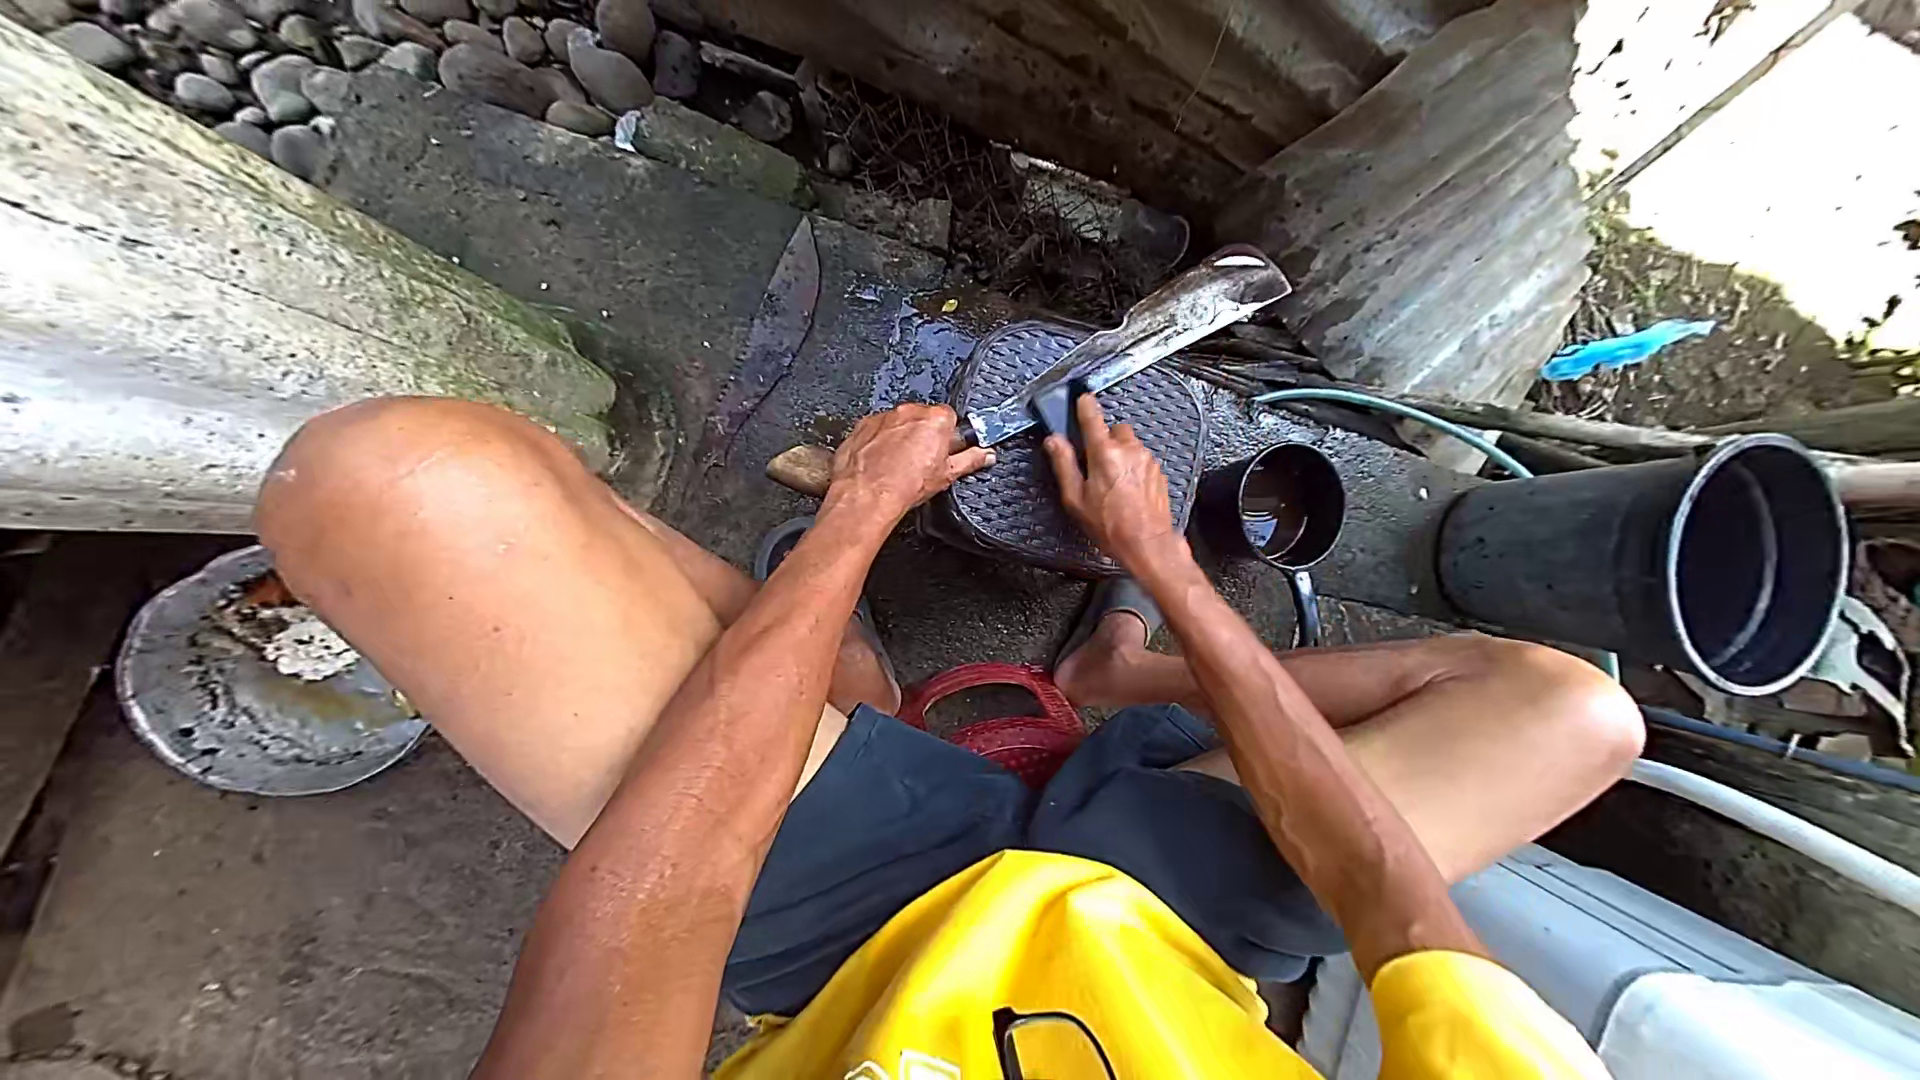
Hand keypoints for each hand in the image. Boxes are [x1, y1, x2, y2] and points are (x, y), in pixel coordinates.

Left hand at [826, 403, 994, 524]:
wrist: (866, 495)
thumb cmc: (904, 486)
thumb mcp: (947, 475)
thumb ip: (970, 460)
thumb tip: (985, 455)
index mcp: (935, 419)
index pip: (950, 418)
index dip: (948, 436)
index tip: (945, 450)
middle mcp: (908, 412)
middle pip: (923, 419)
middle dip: (923, 436)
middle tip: (922, 462)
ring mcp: (883, 418)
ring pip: (898, 424)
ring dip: (900, 439)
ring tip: (899, 466)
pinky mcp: (862, 427)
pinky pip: (876, 431)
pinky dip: (878, 444)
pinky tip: (881, 464)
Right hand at [1043, 394, 1178, 568]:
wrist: (1147, 543)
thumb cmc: (1112, 526)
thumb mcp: (1075, 498)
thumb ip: (1063, 464)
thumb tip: (1054, 442)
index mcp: (1104, 454)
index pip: (1092, 417)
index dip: (1085, 406)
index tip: (1082, 399)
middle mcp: (1128, 450)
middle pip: (1113, 430)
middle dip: (1103, 440)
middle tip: (1093, 463)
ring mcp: (1146, 460)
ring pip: (1128, 444)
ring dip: (1118, 454)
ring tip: (1110, 482)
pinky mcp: (1157, 471)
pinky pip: (1140, 459)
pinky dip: (1131, 467)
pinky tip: (1125, 488)